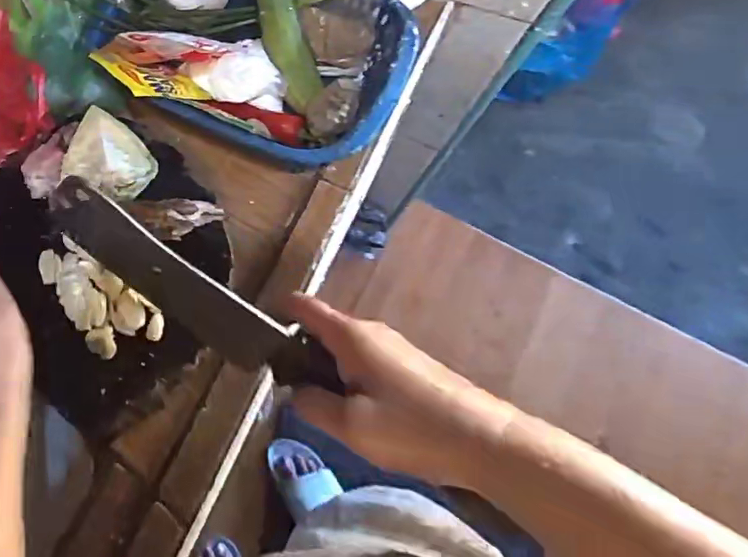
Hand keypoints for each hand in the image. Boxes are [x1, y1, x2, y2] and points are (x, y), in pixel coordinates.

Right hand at [283, 294, 512, 489]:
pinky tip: (362, 412)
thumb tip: (295, 391)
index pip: (303, 306)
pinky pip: (368, 360)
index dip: (278, 312)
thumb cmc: (412, 427)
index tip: (261, 334)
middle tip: (291, 387)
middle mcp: (369, 330)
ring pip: (346, 347)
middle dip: (302, 350)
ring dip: (330, 368)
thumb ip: (313, 405)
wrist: (486, 440)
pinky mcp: (411, 364)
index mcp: (349, 334)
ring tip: (326, 405)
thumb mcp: (352, 427)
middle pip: (323, 328)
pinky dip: (353, 376)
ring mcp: (393, 345)